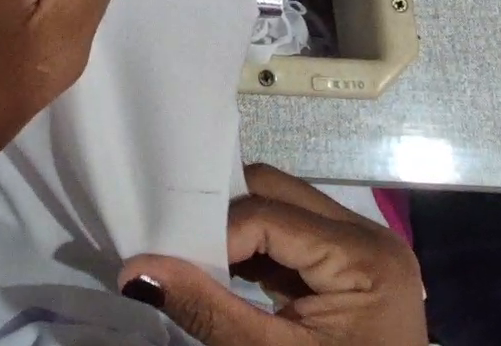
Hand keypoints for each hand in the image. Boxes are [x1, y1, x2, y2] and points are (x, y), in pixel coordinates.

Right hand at [117, 164, 426, 345]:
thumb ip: (206, 310)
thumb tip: (132, 270)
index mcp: (364, 257)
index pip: (265, 214)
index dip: (214, 238)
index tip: (176, 269)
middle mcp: (368, 236)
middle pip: (273, 191)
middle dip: (221, 216)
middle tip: (180, 247)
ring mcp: (362, 249)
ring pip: (277, 204)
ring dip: (234, 229)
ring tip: (199, 261)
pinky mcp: (349, 266)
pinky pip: (289, 233)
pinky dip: (253, 247)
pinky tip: (226, 272)